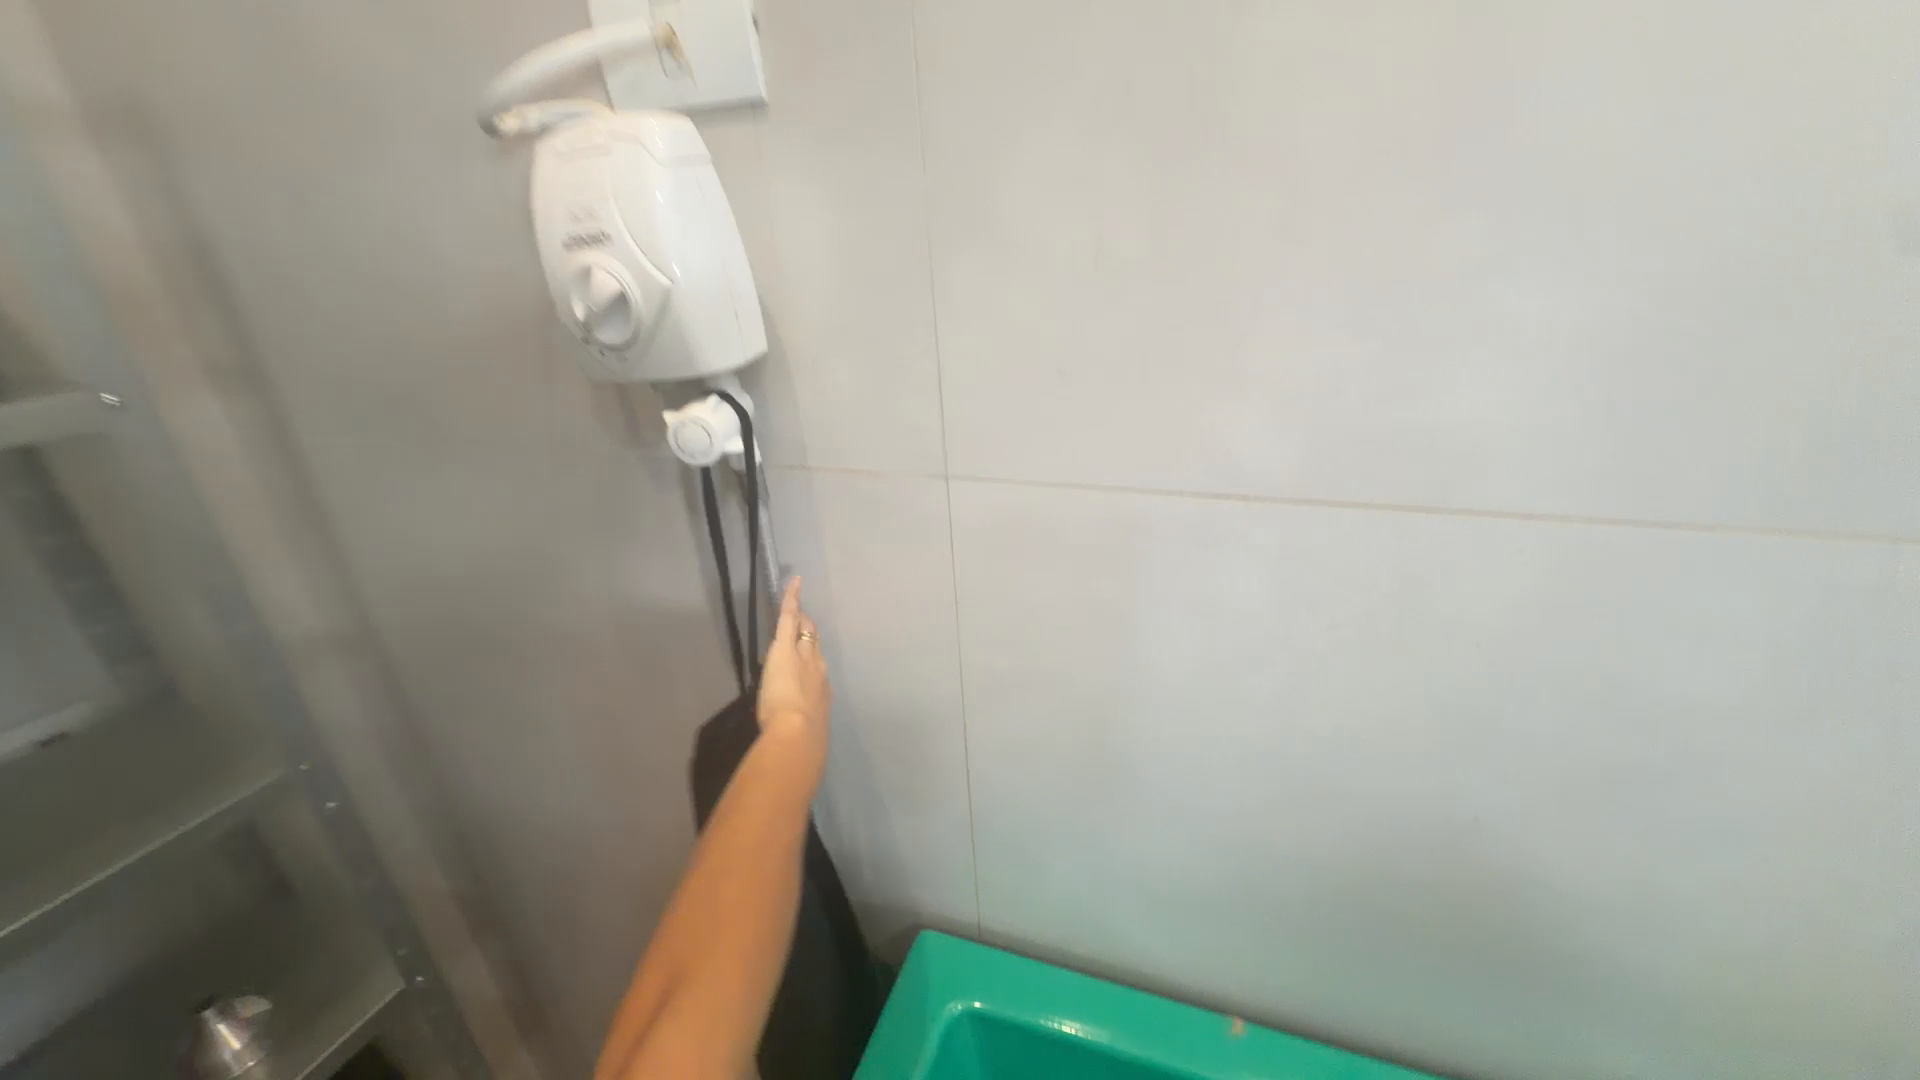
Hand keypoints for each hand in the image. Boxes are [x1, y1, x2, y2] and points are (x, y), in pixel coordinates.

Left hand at [757, 578, 829, 755]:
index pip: (816, 665)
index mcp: (821, 689)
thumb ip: (802, 718)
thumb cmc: (803, 737)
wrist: (800, 732)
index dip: (812, 654)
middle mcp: (817, 667)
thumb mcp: (806, 727)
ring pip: (803, 630)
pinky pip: (790, 617)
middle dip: (807, 632)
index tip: (809, 649)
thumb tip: (798, 721)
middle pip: (814, 643)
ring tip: (795, 605)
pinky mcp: (785, 646)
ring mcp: (803, 654)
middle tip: (801, 620)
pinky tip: (794, 584)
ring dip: (800, 619)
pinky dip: (792, 599)